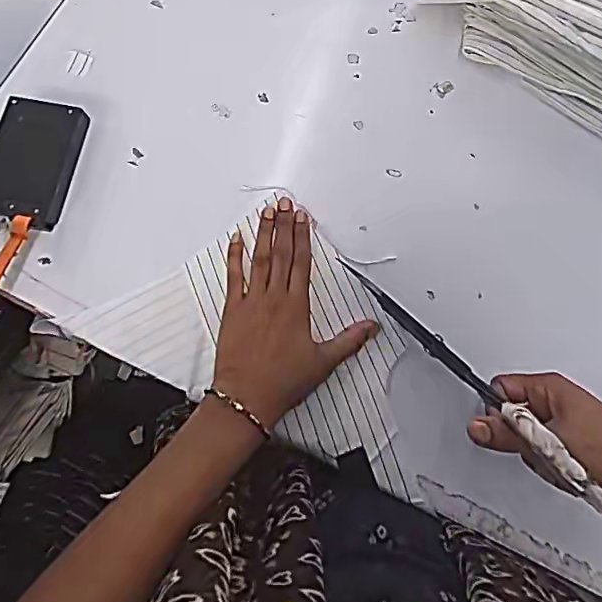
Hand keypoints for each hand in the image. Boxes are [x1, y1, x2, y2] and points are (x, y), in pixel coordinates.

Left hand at [211, 198, 377, 427]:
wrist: (246, 398)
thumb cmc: (282, 382)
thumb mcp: (323, 362)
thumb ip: (349, 340)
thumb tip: (370, 328)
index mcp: (296, 307)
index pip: (301, 262)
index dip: (303, 236)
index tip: (303, 218)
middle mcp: (273, 299)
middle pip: (281, 253)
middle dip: (284, 225)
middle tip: (285, 203)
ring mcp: (251, 301)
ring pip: (259, 259)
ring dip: (263, 233)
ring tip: (266, 212)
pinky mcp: (232, 310)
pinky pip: (233, 276)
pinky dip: (234, 256)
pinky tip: (236, 239)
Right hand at [467, 373, 601, 516]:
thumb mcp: (550, 443)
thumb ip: (509, 435)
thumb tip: (477, 425)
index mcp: (548, 386)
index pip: (500, 389)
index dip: (497, 414)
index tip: (505, 434)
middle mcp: (556, 400)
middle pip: (513, 417)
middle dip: (523, 442)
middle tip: (543, 451)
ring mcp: (566, 422)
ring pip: (530, 439)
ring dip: (541, 459)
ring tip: (563, 465)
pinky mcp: (574, 442)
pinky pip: (547, 453)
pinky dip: (554, 467)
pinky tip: (570, 473)